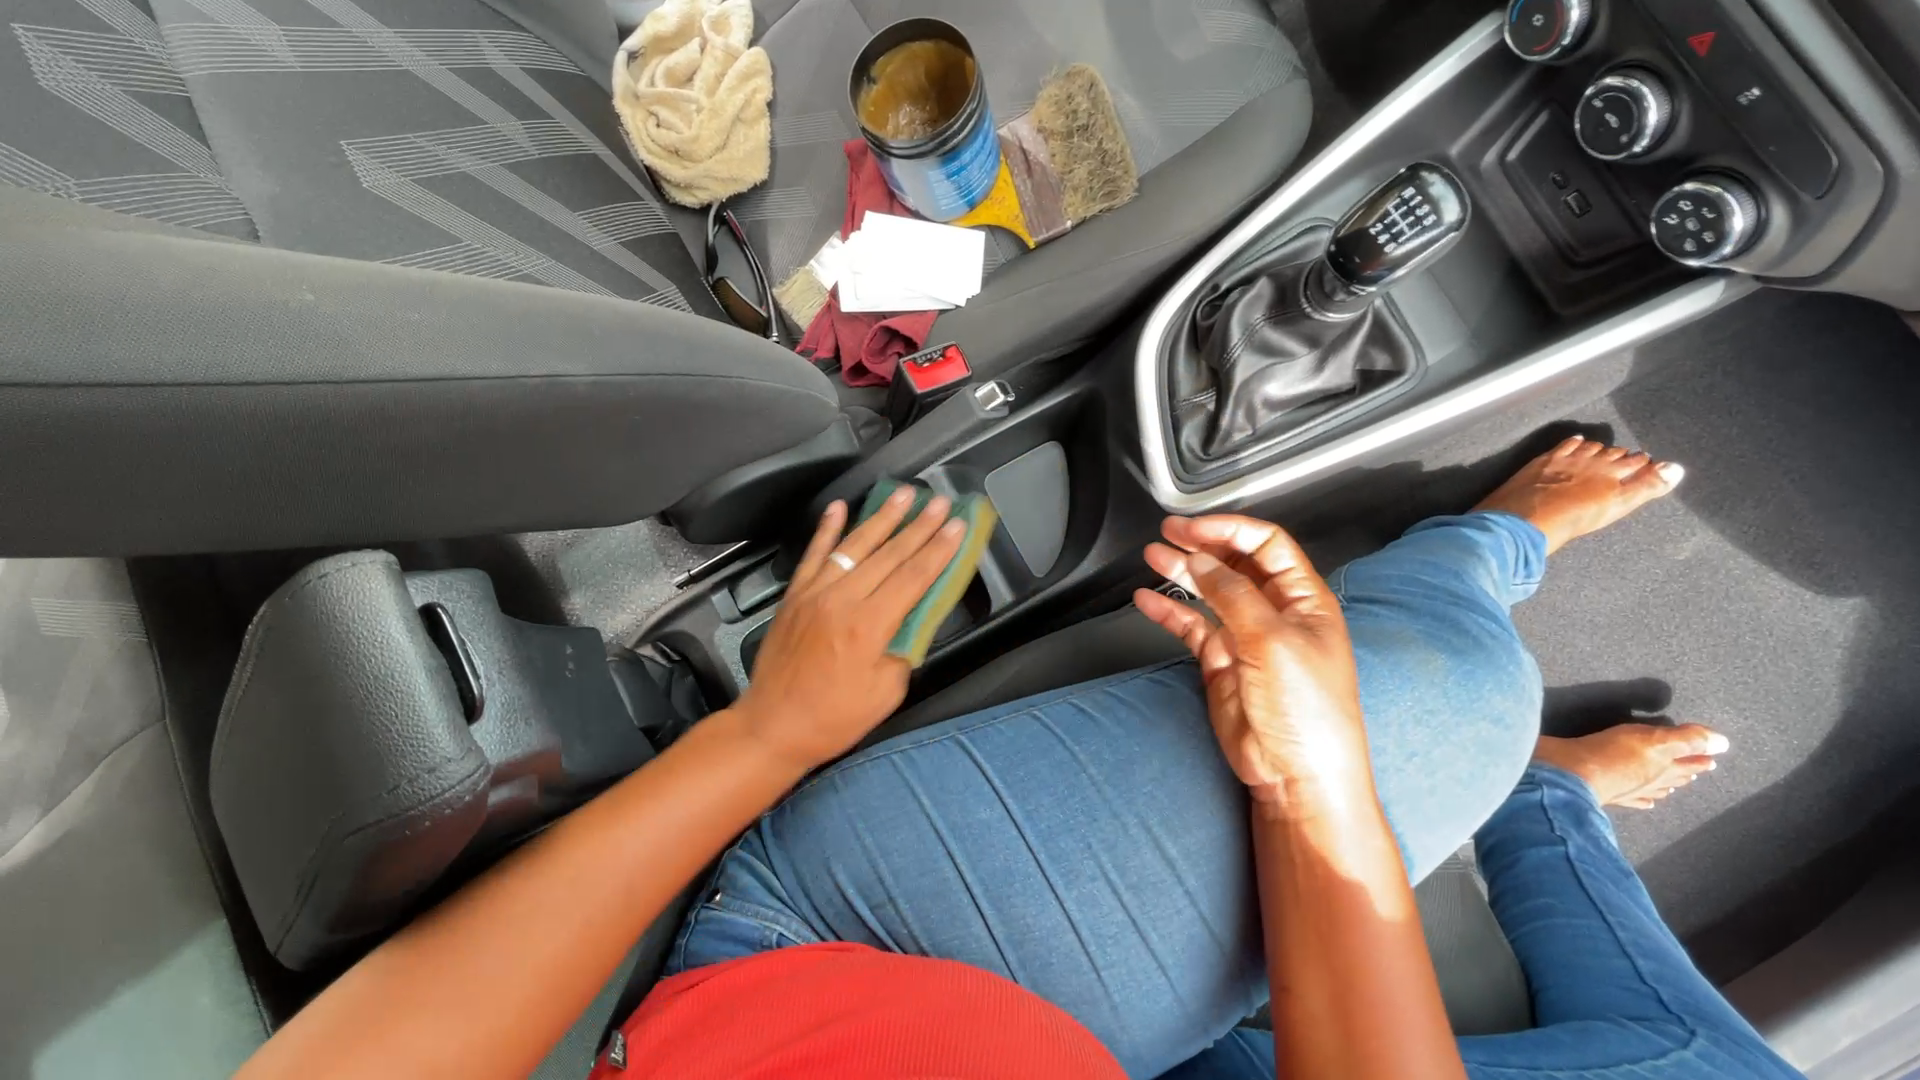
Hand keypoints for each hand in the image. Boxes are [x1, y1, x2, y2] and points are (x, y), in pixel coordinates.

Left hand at [732, 488, 965, 770]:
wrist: (773, 726)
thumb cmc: (833, 718)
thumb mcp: (887, 692)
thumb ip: (905, 648)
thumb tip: (917, 617)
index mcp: (869, 626)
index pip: (914, 577)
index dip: (940, 549)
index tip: (958, 526)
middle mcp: (842, 600)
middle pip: (890, 554)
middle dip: (920, 526)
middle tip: (941, 501)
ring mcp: (814, 593)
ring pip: (855, 545)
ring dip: (882, 517)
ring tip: (903, 493)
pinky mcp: (794, 595)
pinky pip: (814, 554)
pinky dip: (828, 529)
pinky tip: (840, 507)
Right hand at [1133, 515, 1372, 813]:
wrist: (1297, 773)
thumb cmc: (1308, 710)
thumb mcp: (1273, 640)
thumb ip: (1234, 595)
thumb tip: (1202, 561)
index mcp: (1304, 599)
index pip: (1267, 545)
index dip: (1230, 530)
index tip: (1193, 527)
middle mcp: (1275, 612)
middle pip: (1235, 563)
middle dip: (1202, 545)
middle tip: (1168, 533)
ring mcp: (1246, 636)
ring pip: (1209, 591)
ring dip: (1182, 572)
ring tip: (1152, 556)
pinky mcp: (1221, 662)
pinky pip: (1191, 626)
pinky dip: (1169, 611)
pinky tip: (1148, 599)